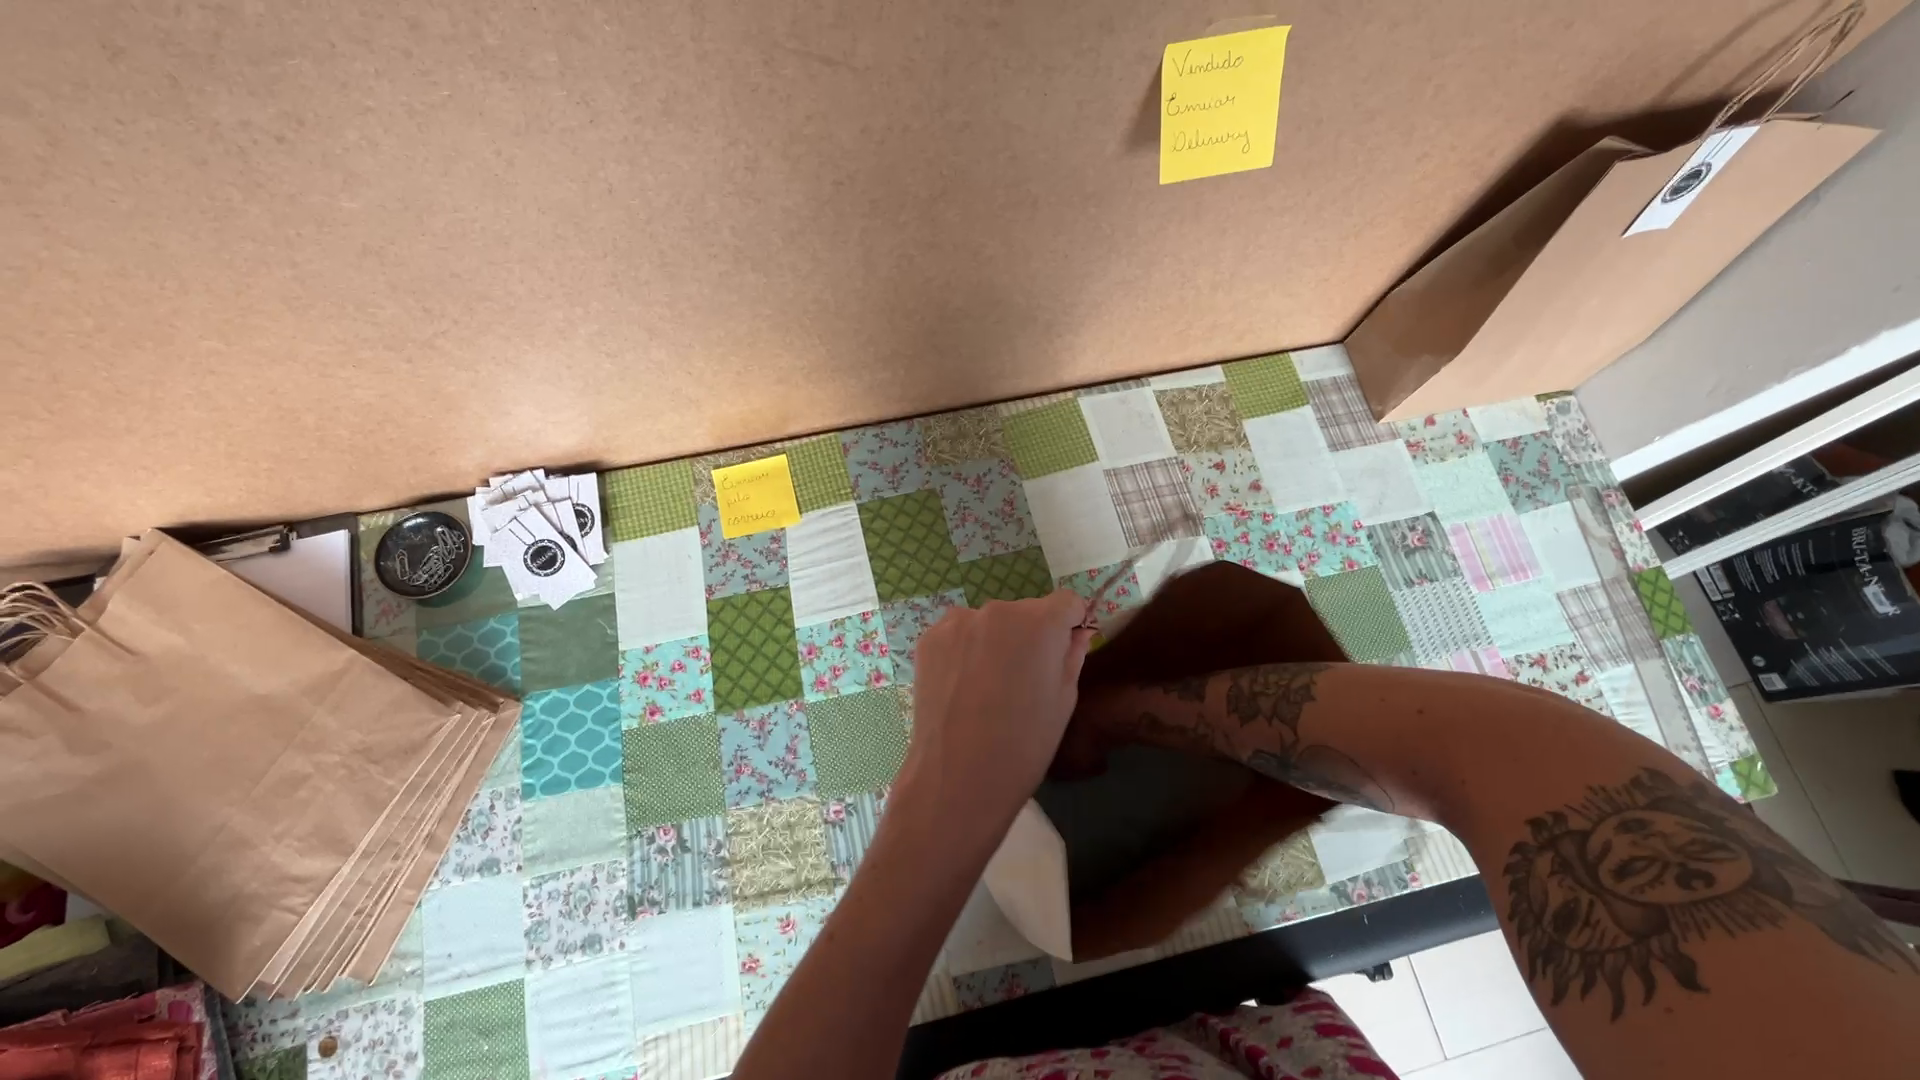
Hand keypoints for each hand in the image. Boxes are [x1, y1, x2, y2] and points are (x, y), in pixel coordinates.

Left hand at [893, 591, 1094, 841]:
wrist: (957, 777)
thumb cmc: (1024, 744)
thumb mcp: (1064, 700)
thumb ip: (1072, 655)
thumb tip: (1076, 633)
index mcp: (1039, 622)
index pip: (1067, 603)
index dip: (1070, 626)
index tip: (1063, 653)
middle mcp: (998, 610)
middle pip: (1027, 612)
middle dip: (1031, 636)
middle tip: (1024, 682)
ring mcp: (957, 622)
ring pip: (991, 623)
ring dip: (997, 642)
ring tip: (989, 688)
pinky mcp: (929, 639)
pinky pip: (960, 635)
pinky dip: (967, 651)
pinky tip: (963, 687)